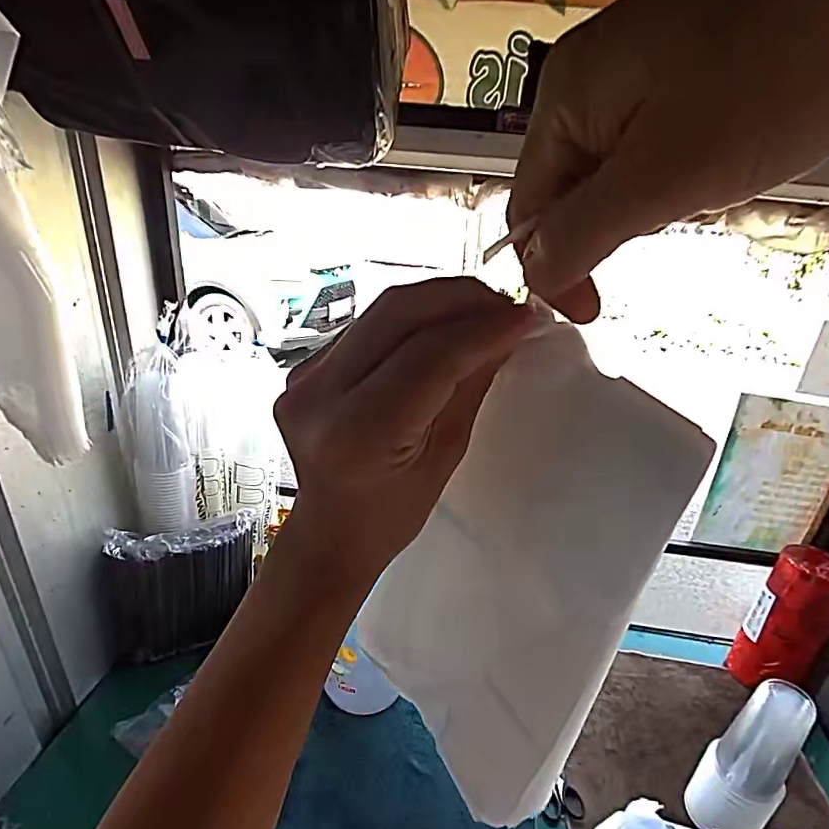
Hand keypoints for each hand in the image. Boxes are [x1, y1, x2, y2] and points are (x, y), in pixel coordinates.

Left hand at [272, 277, 537, 576]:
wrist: (332, 531)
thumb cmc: (390, 514)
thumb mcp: (445, 456)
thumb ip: (469, 387)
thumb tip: (503, 334)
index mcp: (357, 433)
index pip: (430, 355)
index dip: (484, 329)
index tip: (524, 318)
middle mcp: (319, 396)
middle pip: (398, 312)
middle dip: (461, 297)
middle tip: (506, 304)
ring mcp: (304, 377)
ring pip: (382, 310)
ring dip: (438, 301)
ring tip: (483, 311)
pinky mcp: (304, 367)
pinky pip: (368, 325)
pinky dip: (412, 318)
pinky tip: (443, 326)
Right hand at [507, 0, 828, 320]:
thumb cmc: (783, 66)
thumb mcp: (666, 175)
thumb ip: (586, 231)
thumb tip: (536, 274)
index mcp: (568, 97)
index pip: (527, 210)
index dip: (553, 269)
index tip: (592, 311)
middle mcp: (594, 80)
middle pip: (572, 192)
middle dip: (614, 229)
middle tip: (676, 225)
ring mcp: (644, 73)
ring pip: (621, 177)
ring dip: (657, 205)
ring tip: (715, 183)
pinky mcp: (691, 74)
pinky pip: (663, 150)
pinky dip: (688, 176)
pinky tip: (731, 160)